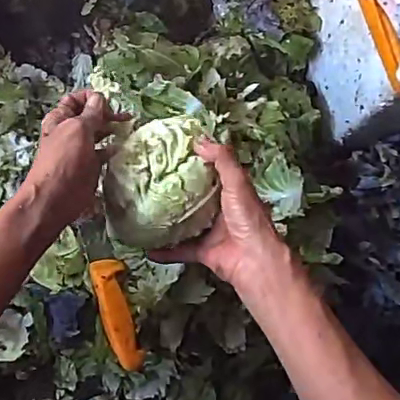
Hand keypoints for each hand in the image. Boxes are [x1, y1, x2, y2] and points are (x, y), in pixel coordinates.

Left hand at [19, 90, 121, 233]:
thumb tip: (100, 98)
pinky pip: (103, 152)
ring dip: (112, 129)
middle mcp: (70, 131)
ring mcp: (80, 149)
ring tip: (127, 128)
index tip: (107, 105)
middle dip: (106, 113)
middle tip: (125, 117)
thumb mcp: (78, 130)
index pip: (76, 99)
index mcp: (60, 118)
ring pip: (98, 133)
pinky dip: (112, 148)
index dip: (91, 98)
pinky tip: (121, 148)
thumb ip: (91, 113)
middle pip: (90, 115)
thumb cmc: (64, 160)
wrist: (55, 198)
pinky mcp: (89, 165)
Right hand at [150, 138, 293, 291]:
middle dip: (179, 191)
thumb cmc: (247, 218)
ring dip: (170, 219)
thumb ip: (222, 160)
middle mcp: (222, 211)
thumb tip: (200, 140)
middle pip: (197, 197)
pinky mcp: (203, 252)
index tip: (175, 154)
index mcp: (233, 192)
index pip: (214, 172)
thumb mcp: (237, 182)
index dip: (198, 162)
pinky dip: (165, 251)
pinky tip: (147, 247)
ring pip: (186, 223)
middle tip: (154, 180)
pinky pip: (180, 250)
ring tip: (147, 211)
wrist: (252, 259)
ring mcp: (212, 232)